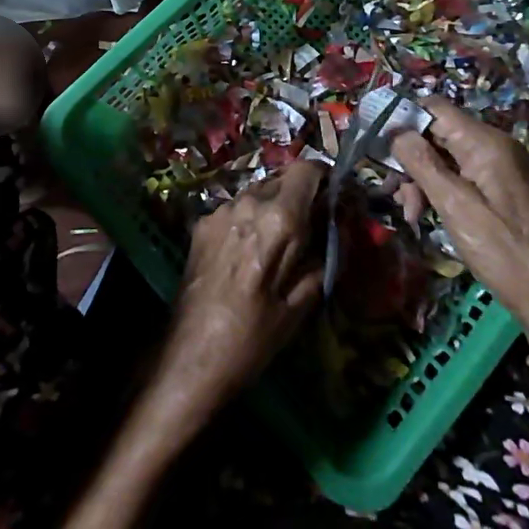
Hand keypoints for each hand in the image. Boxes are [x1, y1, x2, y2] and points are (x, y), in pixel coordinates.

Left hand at [155, 159, 324, 406]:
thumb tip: (338, 228)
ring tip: (278, 244)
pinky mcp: (200, 225)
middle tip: (311, 226)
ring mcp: (219, 211)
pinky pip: (235, 210)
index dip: (324, 178)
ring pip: (257, 192)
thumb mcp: (301, 302)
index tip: (334, 197)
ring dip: (273, 207)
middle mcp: (247, 202)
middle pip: (282, 178)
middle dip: (300, 196)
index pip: (306, 169)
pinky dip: (249, 220)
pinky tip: (249, 253)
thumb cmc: (253, 336)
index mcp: (278, 219)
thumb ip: (323, 256)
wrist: (190, 358)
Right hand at [392, 97, 528, 311]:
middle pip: (441, 135)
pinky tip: (430, 216)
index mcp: (487, 144)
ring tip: (412, 213)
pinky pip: (467, 177)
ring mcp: (506, 169)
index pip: (436, 108)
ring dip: (425, 180)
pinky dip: (445, 191)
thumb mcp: (455, 207)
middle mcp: (499, 147)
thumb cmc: (503, 251)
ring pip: (451, 159)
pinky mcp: (508, 191)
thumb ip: (422, 164)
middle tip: (396, 194)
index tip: (377, 144)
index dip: (403, 119)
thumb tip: (396, 131)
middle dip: (412, 159)